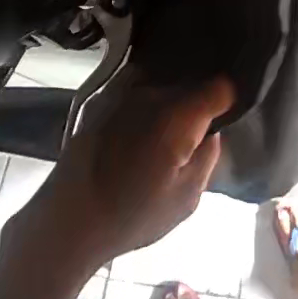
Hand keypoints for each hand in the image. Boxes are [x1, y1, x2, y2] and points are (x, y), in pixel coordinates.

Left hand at [5, 71, 234, 273]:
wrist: (68, 217)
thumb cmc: (131, 215)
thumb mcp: (185, 199)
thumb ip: (207, 158)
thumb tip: (213, 132)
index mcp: (178, 117)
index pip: (219, 87)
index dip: (229, 98)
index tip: (229, 113)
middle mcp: (152, 94)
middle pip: (189, 81)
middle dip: (200, 98)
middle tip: (201, 128)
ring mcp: (123, 91)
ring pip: (162, 81)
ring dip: (172, 95)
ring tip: (170, 126)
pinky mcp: (102, 96)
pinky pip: (136, 84)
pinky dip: (146, 94)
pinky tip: (142, 122)